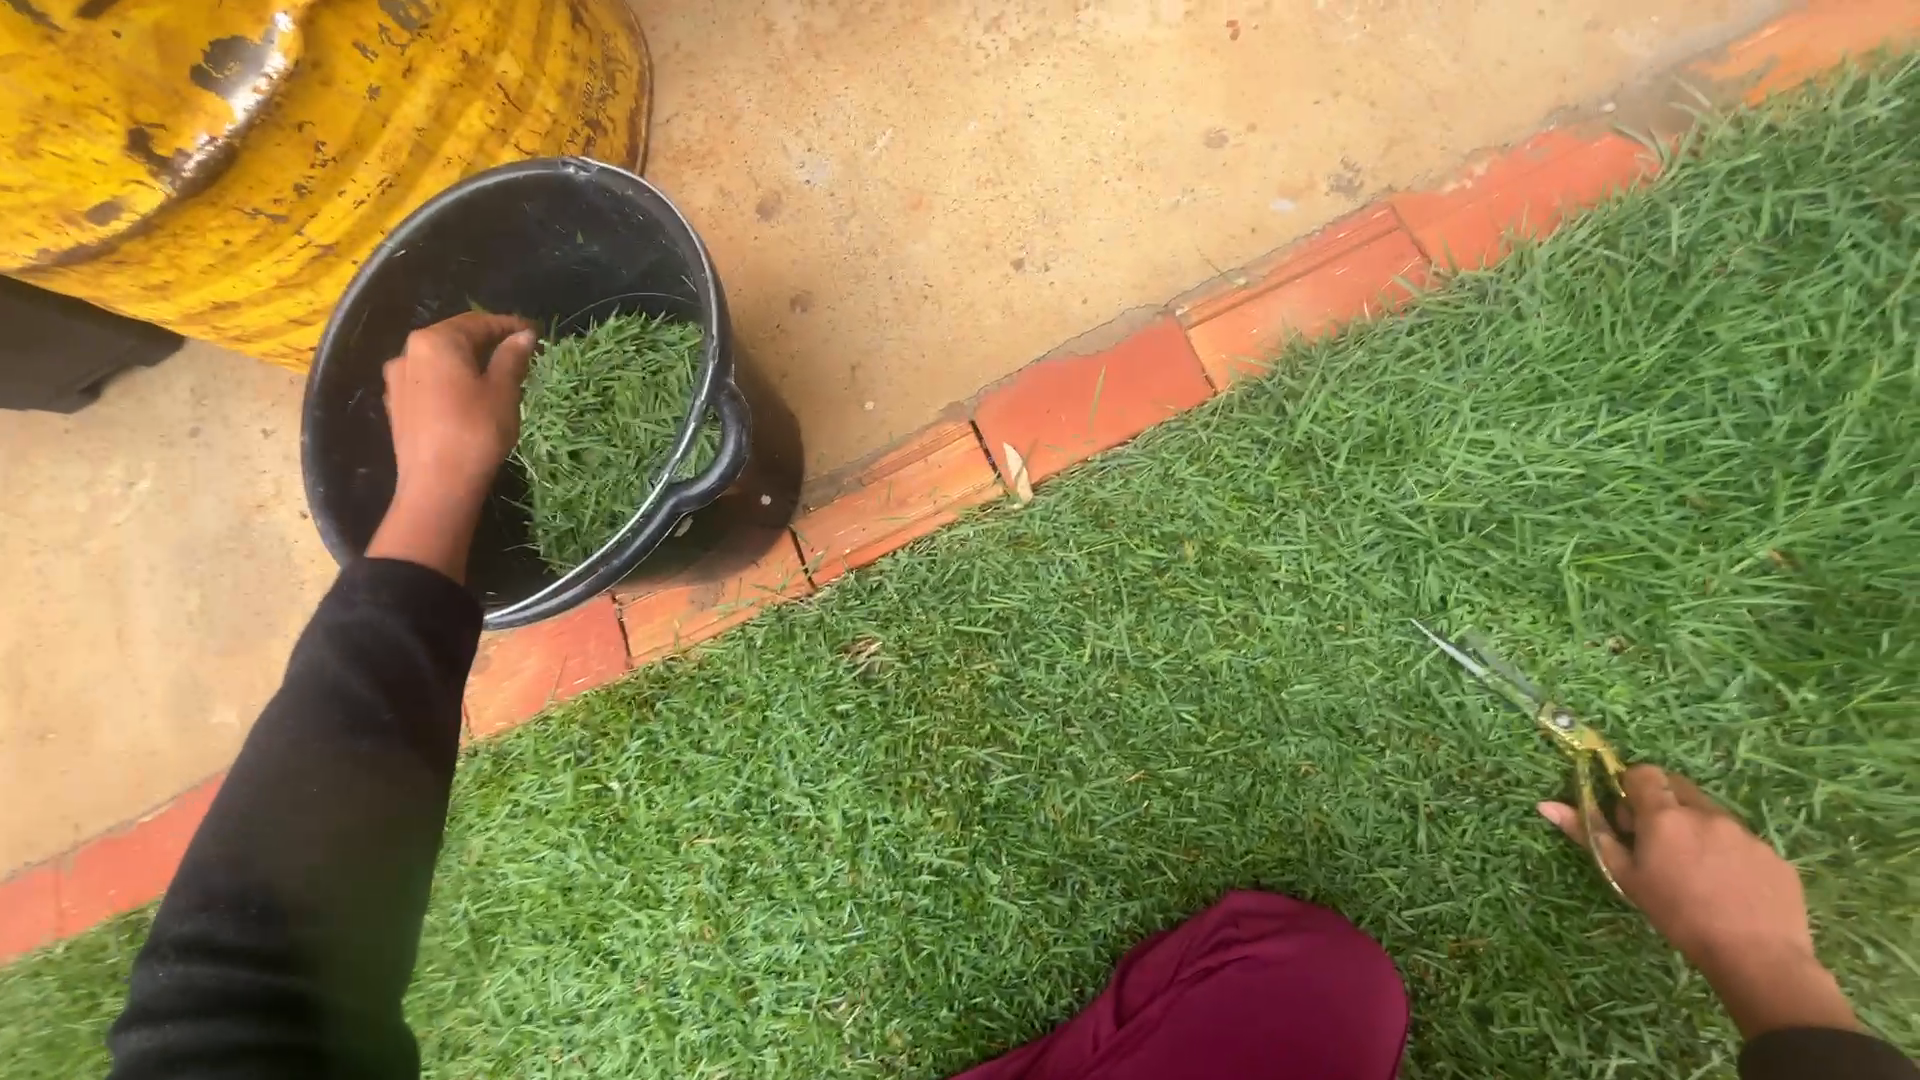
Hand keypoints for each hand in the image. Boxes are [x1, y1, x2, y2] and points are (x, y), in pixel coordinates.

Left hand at [366, 312, 537, 581]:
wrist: (438, 482)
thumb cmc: (476, 430)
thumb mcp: (503, 391)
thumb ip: (512, 358)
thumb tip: (523, 336)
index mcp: (436, 342)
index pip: (477, 322)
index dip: (508, 325)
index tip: (534, 331)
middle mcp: (409, 352)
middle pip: (454, 338)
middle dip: (487, 341)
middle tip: (518, 350)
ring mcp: (398, 379)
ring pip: (440, 360)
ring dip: (469, 361)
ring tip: (497, 373)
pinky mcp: (397, 404)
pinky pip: (430, 381)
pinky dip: (453, 380)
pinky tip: (469, 395)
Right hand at [1539, 765, 1857, 1037]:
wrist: (1756, 957)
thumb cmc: (1676, 913)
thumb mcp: (1623, 874)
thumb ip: (1588, 833)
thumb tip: (1545, 804)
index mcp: (1664, 815)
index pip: (1644, 773)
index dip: (1632, 786)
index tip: (1629, 816)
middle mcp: (1706, 814)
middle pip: (1679, 786)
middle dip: (1663, 802)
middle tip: (1657, 840)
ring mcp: (1746, 834)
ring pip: (1712, 814)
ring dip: (1696, 827)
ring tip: (1695, 868)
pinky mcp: (1776, 856)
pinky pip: (1743, 841)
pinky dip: (1728, 852)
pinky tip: (1728, 885)